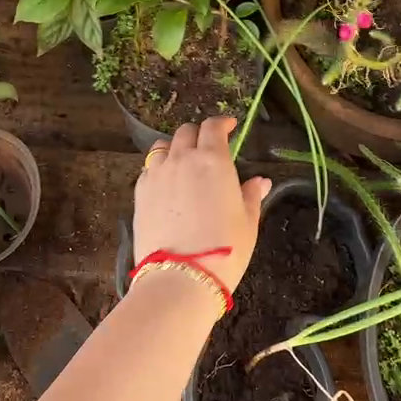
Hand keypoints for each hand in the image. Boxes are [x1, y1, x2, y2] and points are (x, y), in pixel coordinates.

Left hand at [132, 116, 272, 293]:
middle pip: (186, 131)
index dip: (222, 123)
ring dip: (175, 147)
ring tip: (183, 160)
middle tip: (208, 147)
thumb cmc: (224, 249)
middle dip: (199, 134)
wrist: (180, 277)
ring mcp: (157, 173)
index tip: (229, 126)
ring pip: (163, 145)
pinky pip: (149, 167)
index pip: (213, 127)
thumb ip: (251, 195)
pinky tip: (166, 182)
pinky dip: (159, 167)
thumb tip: (260, 181)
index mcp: (213, 160)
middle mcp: (183, 158)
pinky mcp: (140, 191)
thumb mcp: (248, 222)